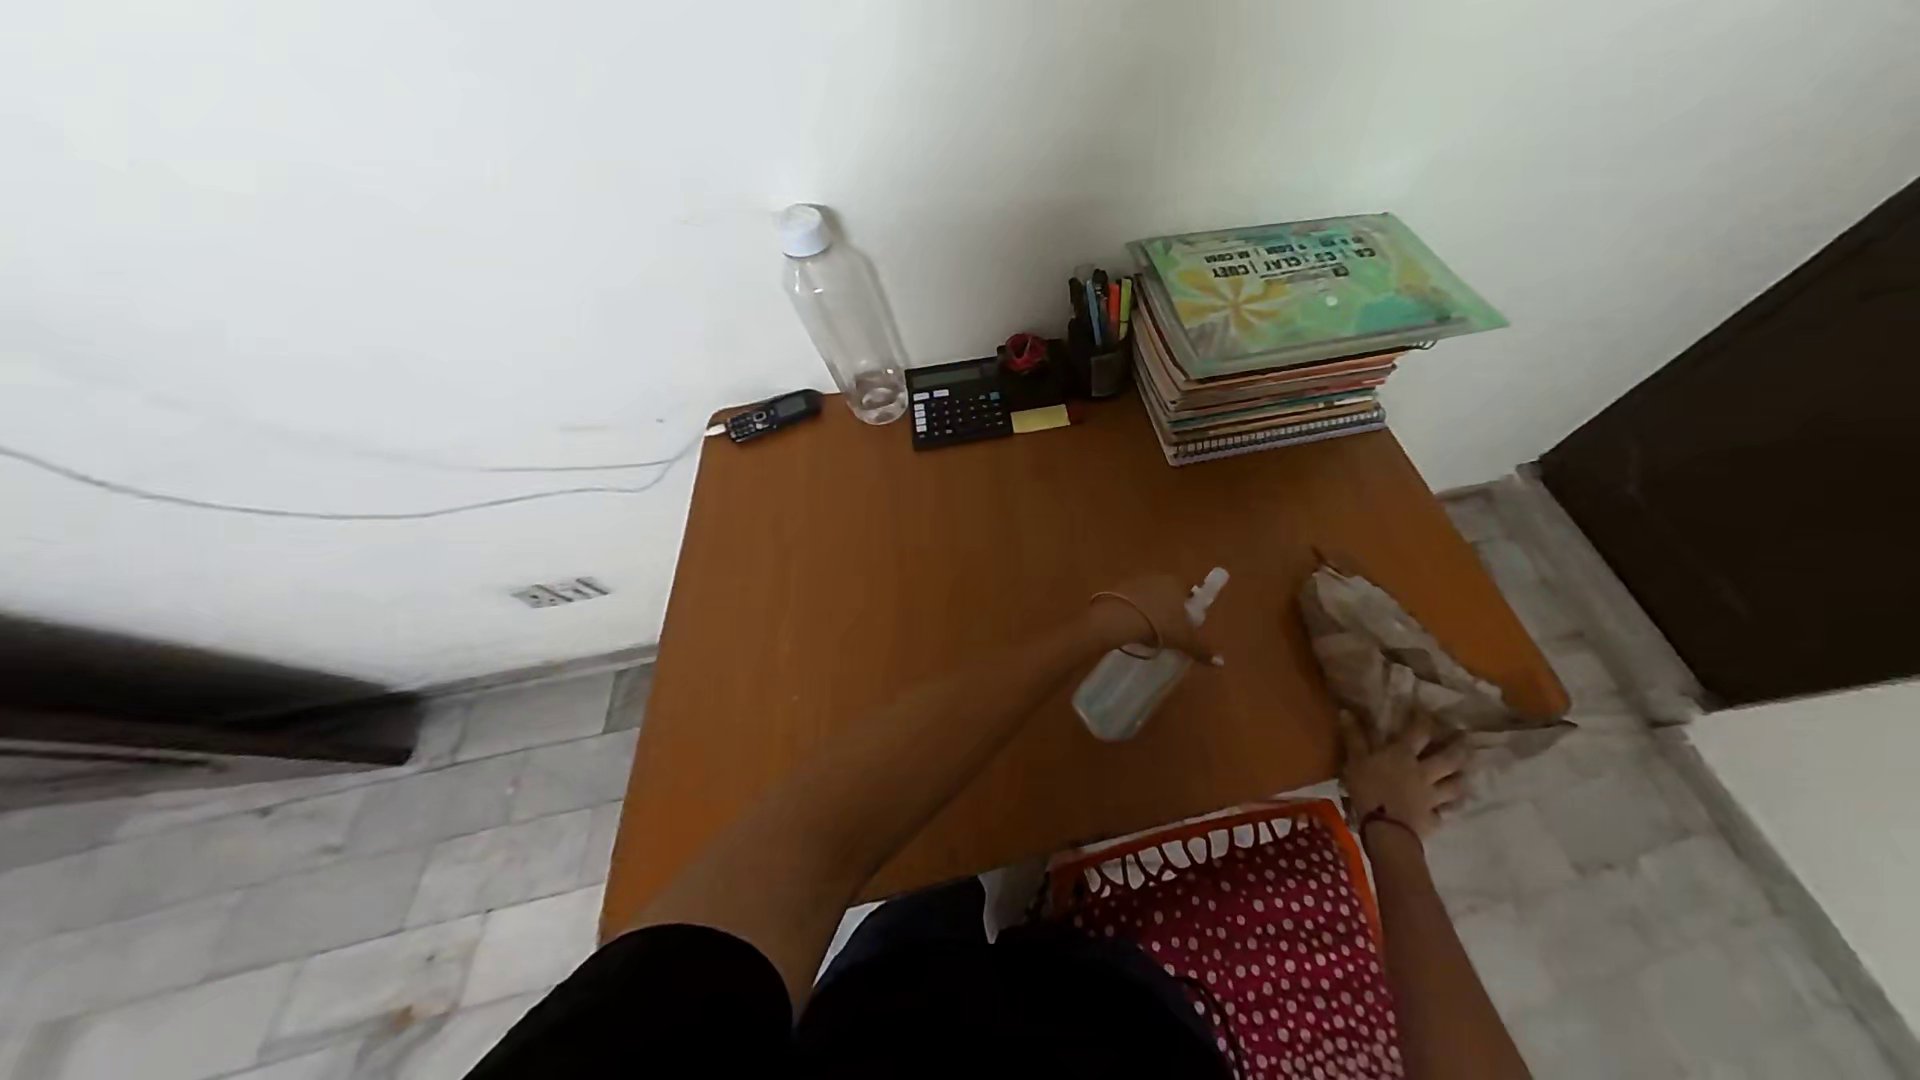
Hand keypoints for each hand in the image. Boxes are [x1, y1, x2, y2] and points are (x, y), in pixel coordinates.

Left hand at [1085, 574, 1220, 664]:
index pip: (1189, 587)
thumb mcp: (1183, 639)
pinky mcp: (1117, 589)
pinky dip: (1133, 608)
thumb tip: (1220, 662)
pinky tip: (1132, 623)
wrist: (1118, 619)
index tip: (1190, 617)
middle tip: (1170, 625)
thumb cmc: (1158, 625)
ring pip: (1148, 593)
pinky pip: (1130, 599)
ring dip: (1150, 606)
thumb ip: (1202, 649)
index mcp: (1176, 583)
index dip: (1191, 600)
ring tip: (1149, 627)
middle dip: (1170, 604)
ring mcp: (1135, 581)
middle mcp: (1157, 577)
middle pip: (1168, 589)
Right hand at [1340, 710, 1467, 838]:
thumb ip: (1353, 737)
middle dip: (1459, 747)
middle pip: (1448, 758)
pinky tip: (1450, 808)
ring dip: (1460, 779)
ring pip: (1454, 785)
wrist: (1385, 827)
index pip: (1418, 732)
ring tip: (1465, 774)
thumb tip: (1346, 711)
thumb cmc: (1367, 788)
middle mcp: (1424, 772)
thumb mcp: (1355, 759)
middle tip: (1467, 739)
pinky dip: (1449, 809)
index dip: (1423, 719)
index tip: (1427, 710)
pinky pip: (1445, 812)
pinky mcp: (1434, 817)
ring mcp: (1432, 796)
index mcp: (1403, 755)